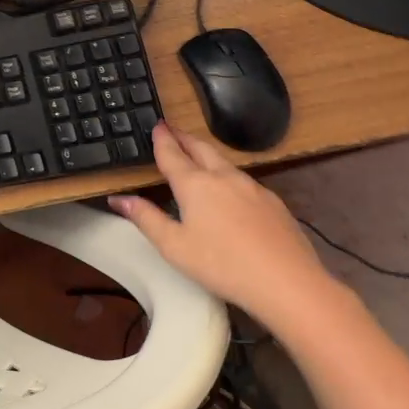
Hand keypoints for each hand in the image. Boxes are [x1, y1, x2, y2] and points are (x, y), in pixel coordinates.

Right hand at [108, 122, 344, 332]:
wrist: (289, 283)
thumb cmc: (221, 264)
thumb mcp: (173, 245)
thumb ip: (145, 218)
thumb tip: (119, 198)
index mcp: (195, 185)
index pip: (172, 154)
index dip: (162, 139)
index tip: (157, 125)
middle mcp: (225, 179)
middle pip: (202, 149)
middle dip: (185, 138)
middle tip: (173, 130)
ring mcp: (254, 189)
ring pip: (225, 163)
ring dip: (207, 154)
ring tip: (196, 154)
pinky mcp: (274, 204)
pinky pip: (244, 180)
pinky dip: (227, 174)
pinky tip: (228, 188)